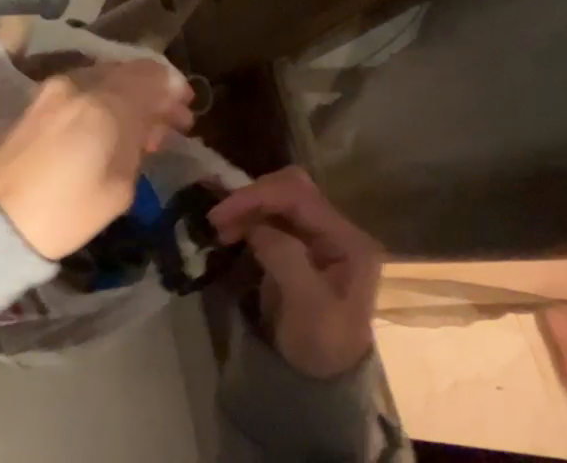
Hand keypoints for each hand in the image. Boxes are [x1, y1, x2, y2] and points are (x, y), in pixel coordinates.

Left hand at [0, 59, 193, 259]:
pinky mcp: (36, 100)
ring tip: (142, 131)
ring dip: (127, 96)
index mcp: (103, 105)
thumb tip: (147, 125)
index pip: (150, 74)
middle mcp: (78, 85)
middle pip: (126, 72)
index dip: (173, 87)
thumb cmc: (65, 212)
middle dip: (152, 92)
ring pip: (103, 78)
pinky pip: (81, 89)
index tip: (185, 110)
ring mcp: (53, 89)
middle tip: (170, 123)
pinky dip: (102, 101)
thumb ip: (138, 144)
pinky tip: (110, 128)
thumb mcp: (119, 187)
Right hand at [209, 168, 382, 377]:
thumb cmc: (321, 344)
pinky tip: (231, 232)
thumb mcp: (308, 307)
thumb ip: (286, 259)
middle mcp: (336, 229)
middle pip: (290, 188)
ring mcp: (319, 236)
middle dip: (251, 196)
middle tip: (219, 219)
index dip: (256, 196)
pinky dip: (248, 217)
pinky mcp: (300, 244)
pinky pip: (271, 215)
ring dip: (246, 206)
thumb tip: (257, 227)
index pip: (299, 196)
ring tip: (220, 229)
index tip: (219, 214)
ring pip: (278, 198)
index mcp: (347, 239)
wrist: (322, 379)